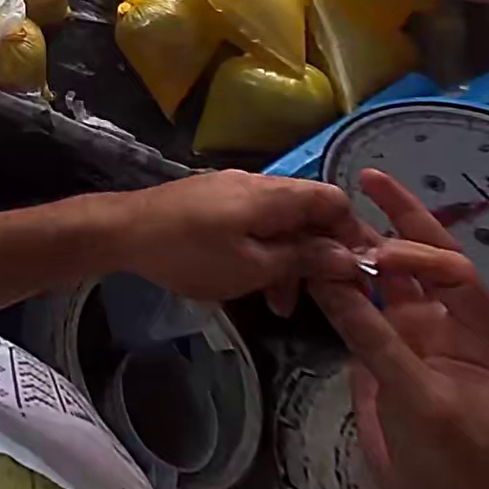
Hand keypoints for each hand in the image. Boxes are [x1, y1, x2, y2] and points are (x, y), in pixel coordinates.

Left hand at [113, 171, 368, 311]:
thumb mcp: (253, 266)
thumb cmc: (190, 252)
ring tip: (281, 305)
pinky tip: (254, 283)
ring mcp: (231, 189)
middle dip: (319, 255)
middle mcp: (255, 183)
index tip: (363, 272)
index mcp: (271, 194)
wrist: (125, 230)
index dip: (354, 233)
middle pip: (307, 213)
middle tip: (323, 299)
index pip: (332, 199)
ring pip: (278, 222)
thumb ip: (303, 258)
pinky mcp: (212, 200)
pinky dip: (262, 251)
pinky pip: (252, 222)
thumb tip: (350, 256)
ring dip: (289, 260)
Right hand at [310, 171, 488, 488]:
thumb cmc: (461, 467)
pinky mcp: (375, 349)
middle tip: (366, 177)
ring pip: (381, 279)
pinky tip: (311, 262)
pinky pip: (353, 305)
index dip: (419, 253)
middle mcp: (446, 325)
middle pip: (421, 261)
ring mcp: (408, 335)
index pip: (456, 273)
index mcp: (481, 337)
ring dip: (355, 248)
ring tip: (325, 215)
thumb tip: (328, 276)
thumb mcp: (425, 401)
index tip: (375, 253)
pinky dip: (333, 282)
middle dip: (397, 218)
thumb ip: (375, 337)